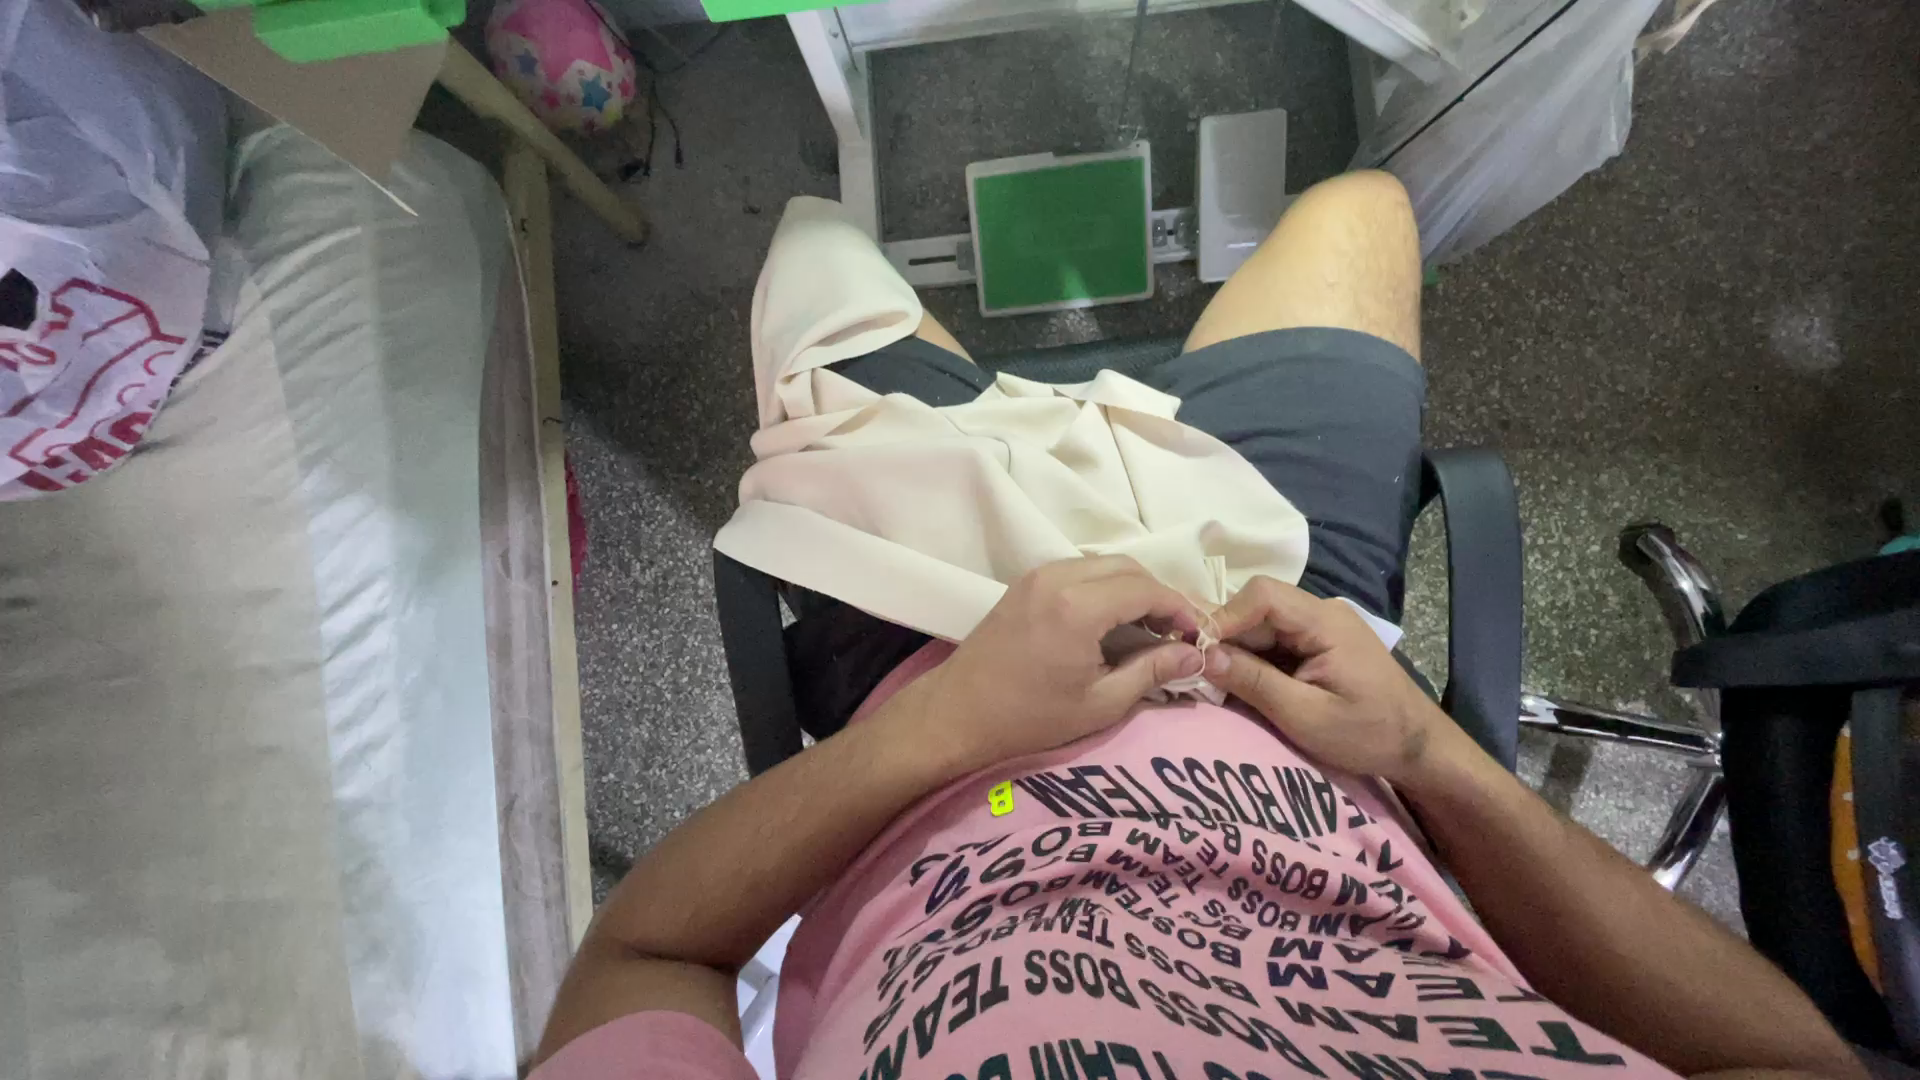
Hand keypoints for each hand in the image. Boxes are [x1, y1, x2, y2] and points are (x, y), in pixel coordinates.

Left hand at [892, 556, 1204, 774]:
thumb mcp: (1100, 703)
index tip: (1195, 635)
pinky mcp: (1025, 582)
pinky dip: (1104, 586)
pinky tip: (1112, 619)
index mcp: (1078, 606)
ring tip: (1148, 627)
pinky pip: (1078, 570)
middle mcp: (1058, 577)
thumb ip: (1152, 672)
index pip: (1146, 588)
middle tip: (1175, 632)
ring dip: (1131, 587)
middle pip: (1126, 566)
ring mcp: (1037, 575)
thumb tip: (1195, 655)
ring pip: (1102, 564)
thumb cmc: (1030, 717)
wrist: (958, 712)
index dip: (1178, 608)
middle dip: (1158, 594)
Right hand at [1202, 576, 1476, 786]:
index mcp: (1325, 622)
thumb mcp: (1305, 716)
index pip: (1262, 595)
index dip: (1225, 617)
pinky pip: (1273, 637)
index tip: (1199, 651)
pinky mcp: (1317, 642)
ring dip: (1237, 649)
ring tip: (1217, 679)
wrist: (1420, 750)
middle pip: (1258, 607)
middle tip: (1202, 671)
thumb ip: (1254, 682)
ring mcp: (1320, 625)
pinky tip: (1242, 680)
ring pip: (1261, 623)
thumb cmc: (1367, 735)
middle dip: (1227, 636)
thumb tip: (1202, 656)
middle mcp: (1321, 612)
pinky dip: (1253, 657)